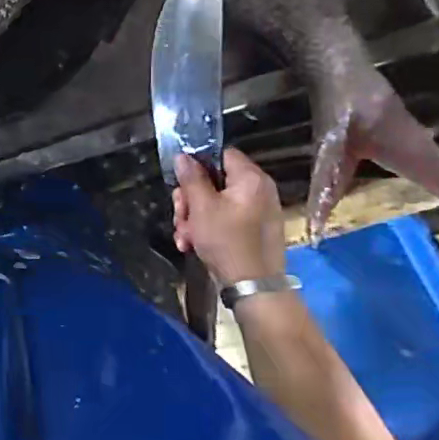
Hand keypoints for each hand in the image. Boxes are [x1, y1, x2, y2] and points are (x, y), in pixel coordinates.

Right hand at [172, 149, 284, 283]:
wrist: (253, 285)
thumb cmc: (227, 241)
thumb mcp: (201, 207)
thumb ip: (191, 178)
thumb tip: (183, 156)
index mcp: (251, 180)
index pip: (223, 154)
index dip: (198, 163)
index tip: (180, 180)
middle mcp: (258, 191)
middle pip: (214, 180)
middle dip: (190, 197)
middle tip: (180, 214)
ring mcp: (257, 210)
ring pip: (214, 200)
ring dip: (193, 215)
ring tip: (184, 234)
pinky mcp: (252, 228)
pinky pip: (223, 217)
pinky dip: (205, 226)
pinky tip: (192, 241)